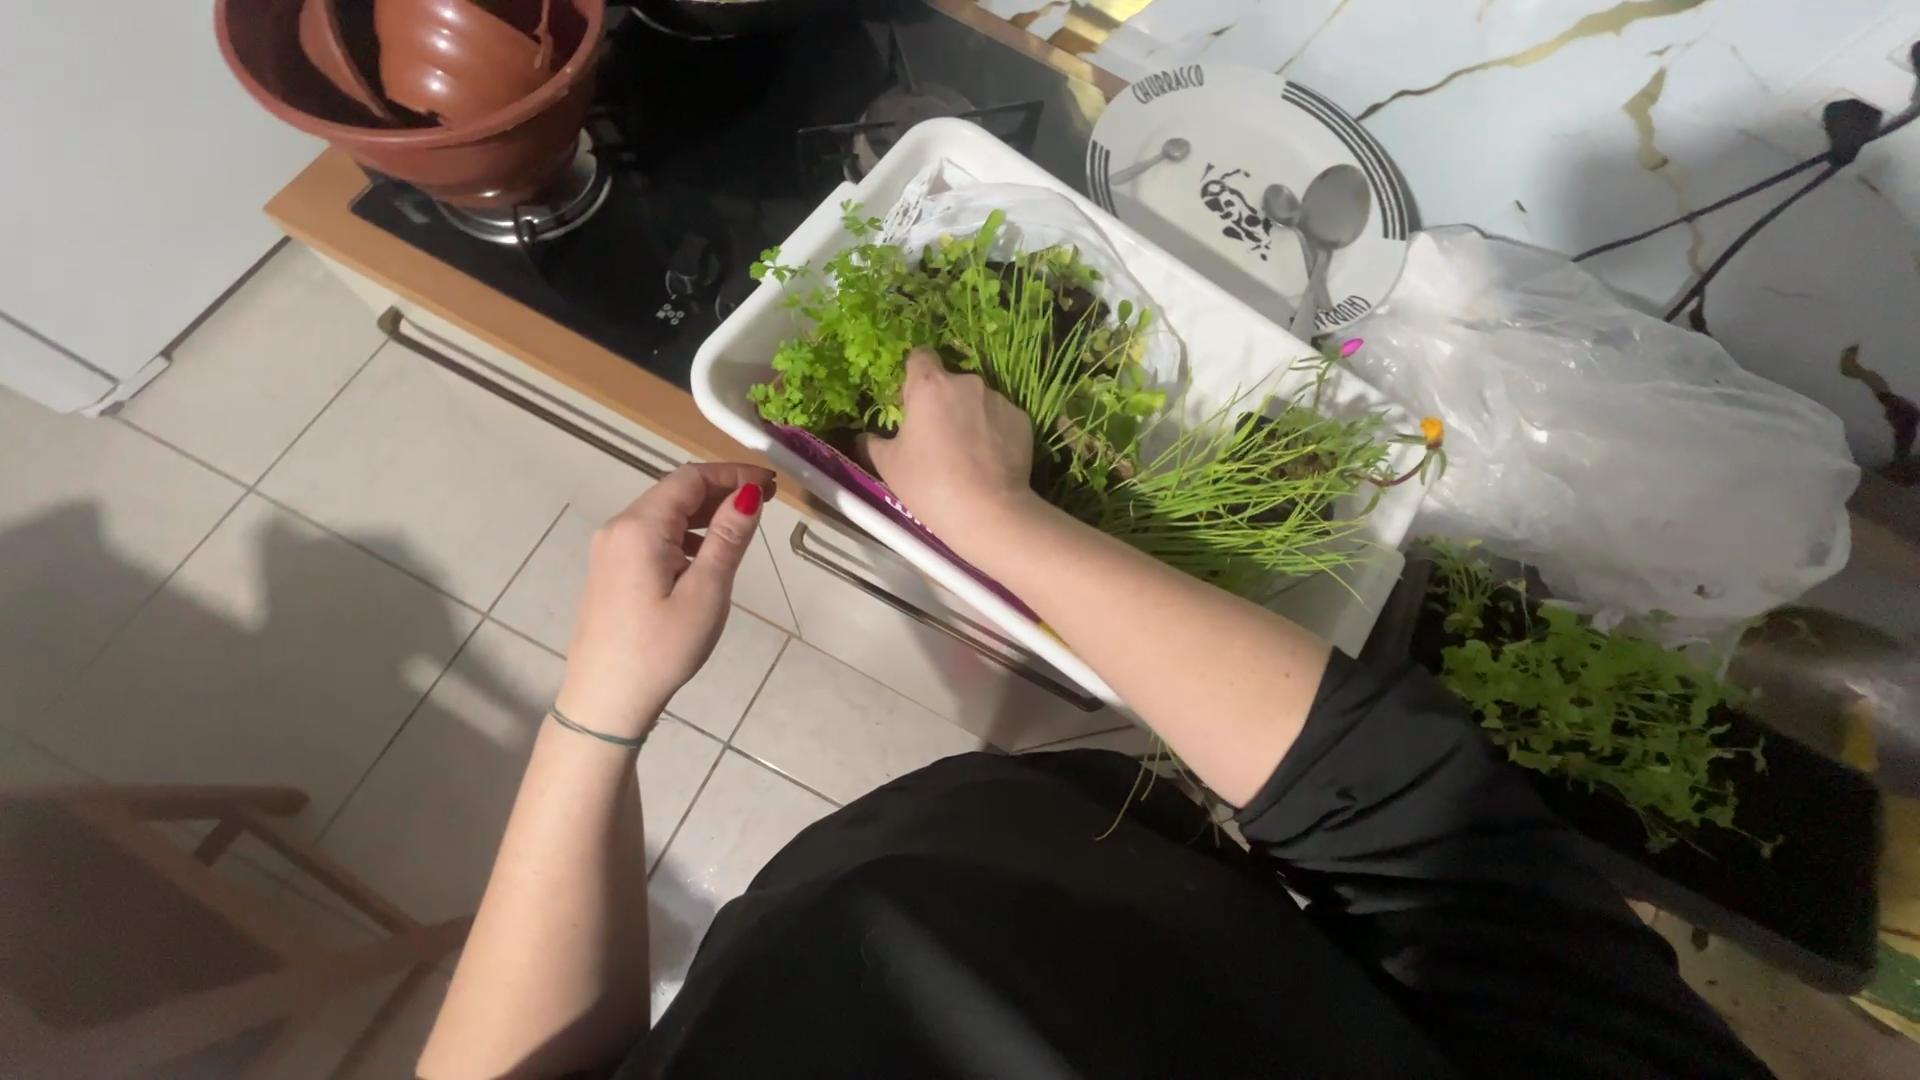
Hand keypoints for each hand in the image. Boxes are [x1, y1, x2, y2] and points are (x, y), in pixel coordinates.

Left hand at [553, 463, 772, 740]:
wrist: (606, 701)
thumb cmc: (661, 649)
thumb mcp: (706, 592)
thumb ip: (728, 538)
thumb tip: (749, 494)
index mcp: (639, 527)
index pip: (690, 478)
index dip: (733, 473)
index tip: (772, 483)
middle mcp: (618, 528)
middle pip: (675, 491)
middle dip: (722, 488)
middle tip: (767, 500)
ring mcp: (610, 550)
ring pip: (664, 513)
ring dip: (705, 511)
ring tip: (744, 524)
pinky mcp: (612, 571)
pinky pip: (654, 535)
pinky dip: (686, 532)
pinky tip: (708, 553)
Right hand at [864, 348, 1036, 547]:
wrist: (987, 511)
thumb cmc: (929, 484)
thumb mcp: (889, 466)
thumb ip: (872, 444)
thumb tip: (864, 438)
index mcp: (930, 385)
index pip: (920, 356)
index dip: (913, 375)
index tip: (911, 401)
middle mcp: (967, 383)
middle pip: (950, 383)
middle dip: (943, 403)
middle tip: (937, 439)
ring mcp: (999, 400)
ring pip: (978, 401)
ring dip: (970, 417)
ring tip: (967, 455)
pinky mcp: (1022, 420)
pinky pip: (1002, 420)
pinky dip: (995, 433)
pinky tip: (989, 462)